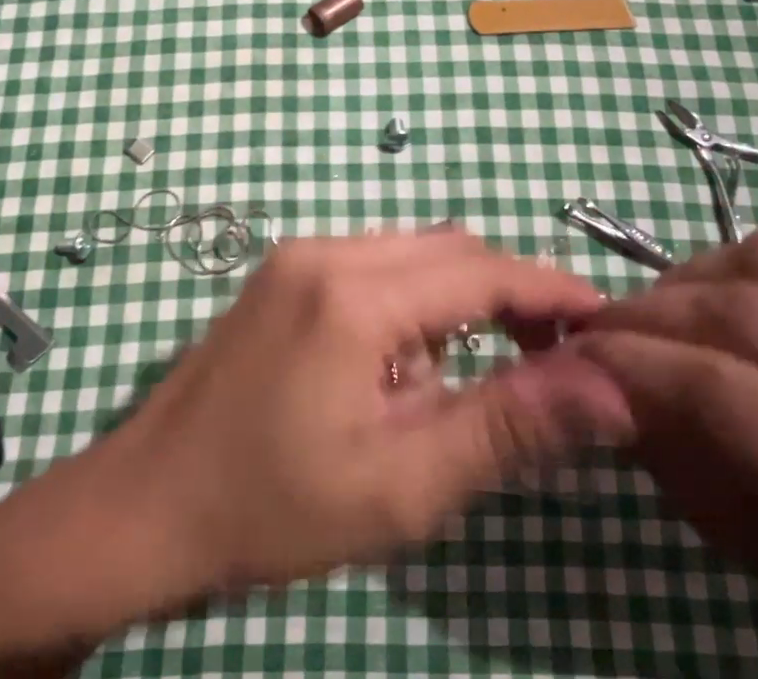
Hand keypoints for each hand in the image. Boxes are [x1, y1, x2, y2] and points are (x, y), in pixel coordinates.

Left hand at [103, 230, 627, 591]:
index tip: (611, 327)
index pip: (482, 270)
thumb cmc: (270, 508)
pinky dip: (409, 305)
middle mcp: (321, 253)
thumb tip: (612, 387)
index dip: (554, 292)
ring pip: (407, 256)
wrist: (145, 507)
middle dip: (510, 294)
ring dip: (458, 301)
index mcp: (352, 294)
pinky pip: (367, 270)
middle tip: (559, 359)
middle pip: (446, 250)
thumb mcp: (402, 484)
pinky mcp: (272, 282)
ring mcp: (289, 262)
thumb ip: (508, 427)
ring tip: (488, 373)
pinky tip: (406, 369)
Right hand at [543, 229, 757, 675]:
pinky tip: (712, 297)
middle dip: (650, 312)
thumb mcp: (750, 545)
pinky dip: (738, 269)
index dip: (638, 364)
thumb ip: (675, 451)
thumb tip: (597, 371)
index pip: (739, 400)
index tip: (573, 356)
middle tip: (595, 326)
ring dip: (687, 278)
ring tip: (650, 308)